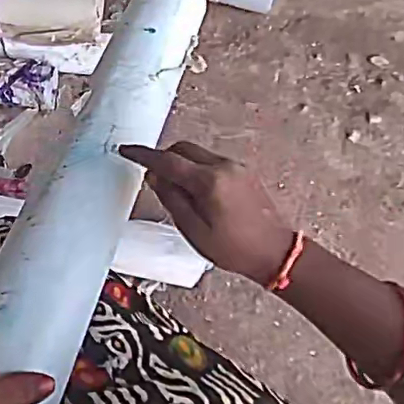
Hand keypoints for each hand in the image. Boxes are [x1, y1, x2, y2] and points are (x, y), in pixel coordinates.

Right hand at [120, 141, 295, 282]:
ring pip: (197, 154)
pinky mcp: (243, 173)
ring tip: (178, 192)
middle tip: (154, 178)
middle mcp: (224, 168)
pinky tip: (196, 192)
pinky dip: (196, 169)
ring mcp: (236, 168)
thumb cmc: (235, 248)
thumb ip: (171, 198)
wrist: (276, 254)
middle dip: (163, 158)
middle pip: (182, 149)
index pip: (167, 160)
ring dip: (181, 164)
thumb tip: (155, 177)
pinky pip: (211, 162)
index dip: (143, 155)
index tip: (127, 151)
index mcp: (209, 182)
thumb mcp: (192, 229)